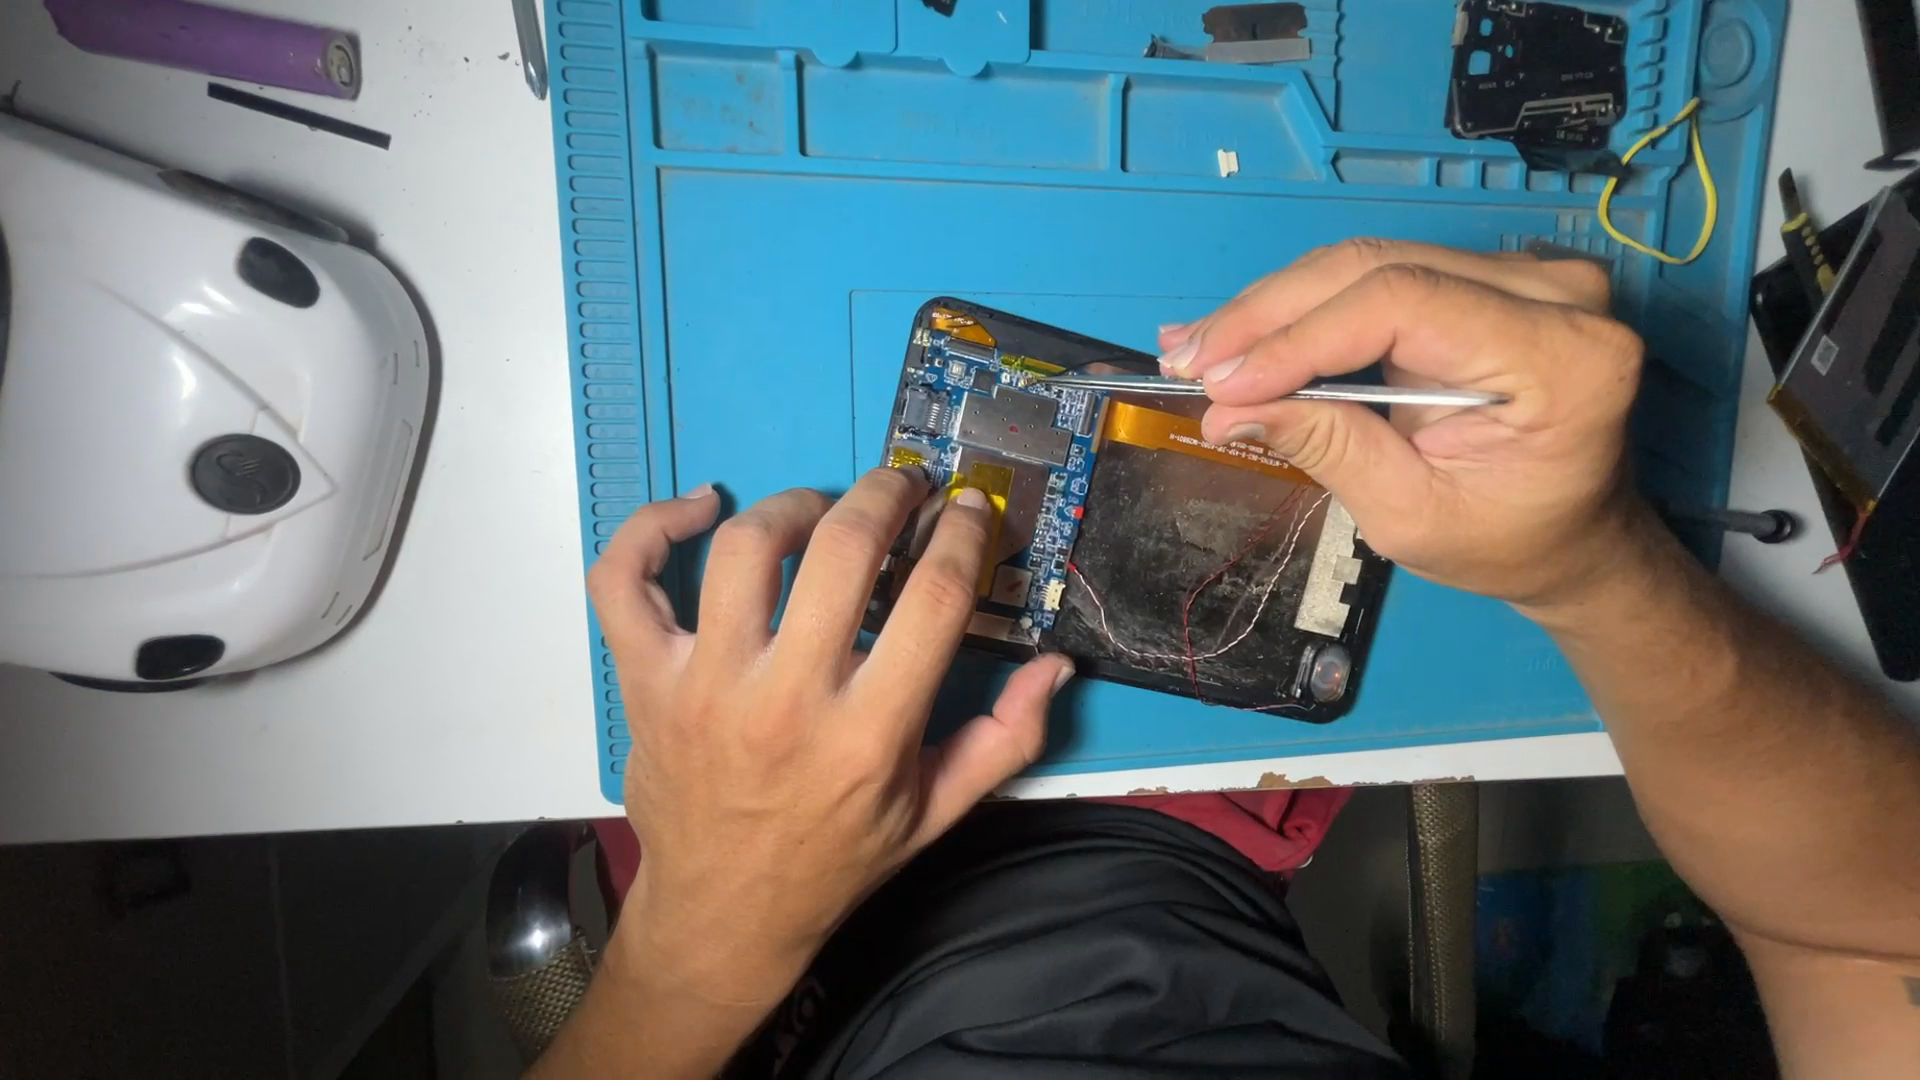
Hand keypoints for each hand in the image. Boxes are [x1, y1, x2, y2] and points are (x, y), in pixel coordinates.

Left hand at [586, 469, 1073, 1007]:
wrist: (723, 916)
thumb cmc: (837, 860)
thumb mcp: (937, 813)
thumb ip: (1006, 739)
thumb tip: (1056, 665)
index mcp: (870, 732)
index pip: (934, 597)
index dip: (964, 533)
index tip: (970, 508)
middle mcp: (786, 698)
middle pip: (842, 550)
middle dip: (887, 495)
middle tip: (904, 486)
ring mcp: (704, 684)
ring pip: (744, 548)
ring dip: (795, 504)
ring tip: (822, 507)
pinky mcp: (645, 679)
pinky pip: (624, 579)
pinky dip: (654, 526)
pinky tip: (702, 506)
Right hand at [1159, 238, 1645, 607]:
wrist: (1568, 531)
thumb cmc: (1501, 540)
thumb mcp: (1408, 515)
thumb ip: (1327, 449)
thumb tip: (1224, 411)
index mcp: (1559, 358)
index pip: (1400, 306)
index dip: (1296, 340)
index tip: (1217, 385)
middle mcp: (1547, 292)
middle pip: (1372, 268)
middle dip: (1263, 317)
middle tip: (1184, 360)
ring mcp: (1514, 277)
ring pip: (1358, 265)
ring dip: (1264, 310)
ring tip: (1190, 349)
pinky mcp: (1474, 283)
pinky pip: (1366, 280)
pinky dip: (1292, 311)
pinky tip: (1234, 334)